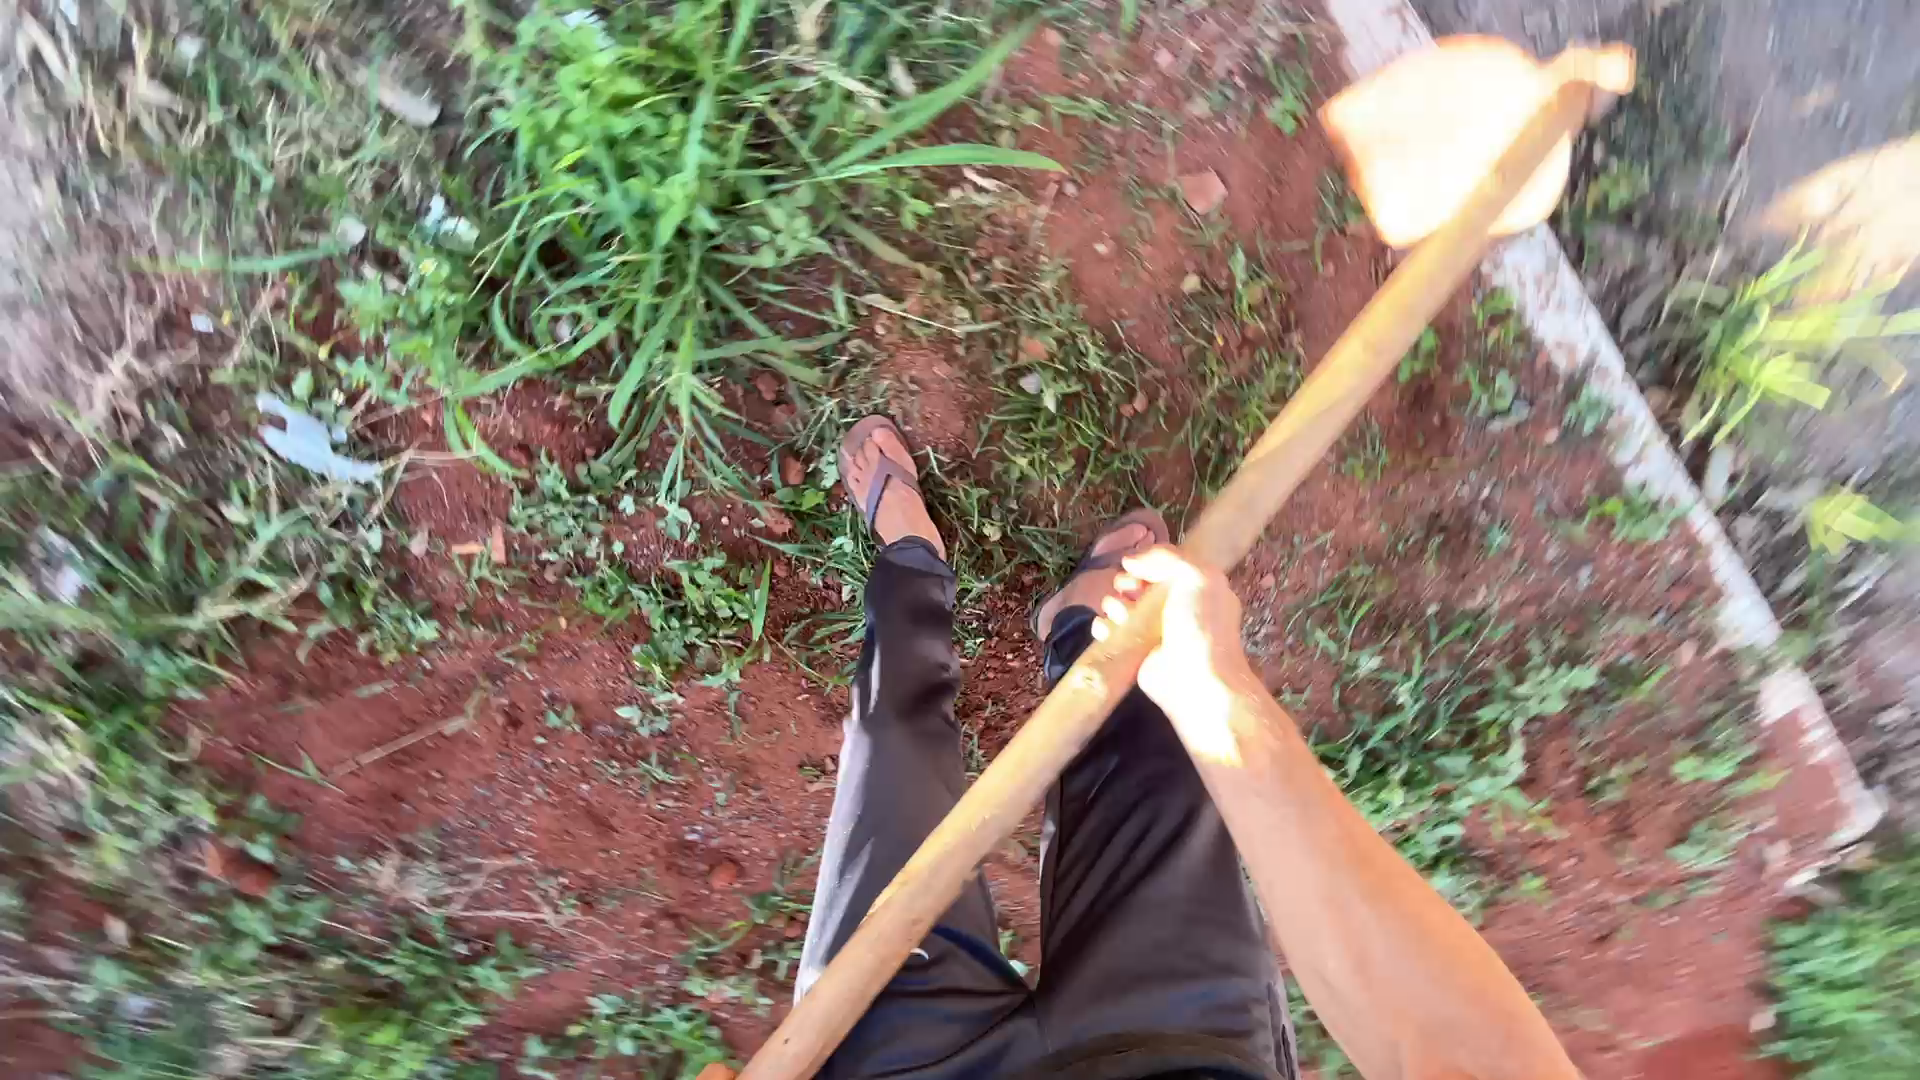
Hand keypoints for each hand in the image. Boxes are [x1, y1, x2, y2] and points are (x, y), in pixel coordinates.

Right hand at [1093, 546, 1260, 728]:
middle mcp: (1172, 608)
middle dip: (1125, 584)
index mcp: (1193, 589)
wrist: (1194, 680)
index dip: (1145, 564)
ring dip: (1113, 604)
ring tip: (1120, 614)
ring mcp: (1152, 631)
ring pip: (1119, 606)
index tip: (1136, 569)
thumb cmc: (1201, 626)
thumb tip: (1130, 560)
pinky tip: (1106, 628)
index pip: (1160, 567)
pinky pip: (1110, 631)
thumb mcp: (1198, 577)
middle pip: (1136, 584)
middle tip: (1127, 592)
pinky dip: (1103, 627)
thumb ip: (1168, 556)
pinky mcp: (1134, 651)